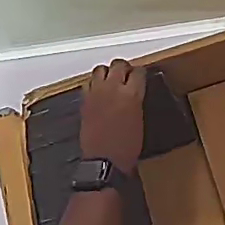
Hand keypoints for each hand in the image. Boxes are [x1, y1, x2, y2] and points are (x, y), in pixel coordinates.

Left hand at [79, 60, 146, 174]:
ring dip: (107, 72)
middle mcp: (113, 89)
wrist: (105, 160)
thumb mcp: (140, 119)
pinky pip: (88, 82)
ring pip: (101, 69)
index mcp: (132, 95)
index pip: (138, 72)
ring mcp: (97, 93)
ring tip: (111, 80)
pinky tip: (98, 90)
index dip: (139, 73)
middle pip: (118, 64)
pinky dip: (94, 83)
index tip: (139, 75)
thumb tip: (133, 91)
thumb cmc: (127, 146)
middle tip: (126, 74)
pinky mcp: (85, 100)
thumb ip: (135, 100)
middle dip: (123, 68)